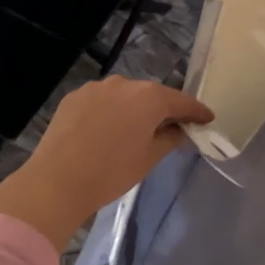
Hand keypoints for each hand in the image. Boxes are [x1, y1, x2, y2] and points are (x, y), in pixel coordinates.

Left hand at [0, 77, 213, 249]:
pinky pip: (102, 100)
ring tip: (138, 128)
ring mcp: (96, 88)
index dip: (196, 111)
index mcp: (149, 98)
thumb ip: (170, 139)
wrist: (57, 180)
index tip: (208, 119)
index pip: (181, 101)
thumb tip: (180, 130)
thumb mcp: (149, 158)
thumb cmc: (111, 172)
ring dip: (135, 108)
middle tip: (174, 126)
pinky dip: (111, 111)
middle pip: (152, 95)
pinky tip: (108, 129)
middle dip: (164, 109)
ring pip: (125, 95)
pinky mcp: (75, 97)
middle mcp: (124, 84)